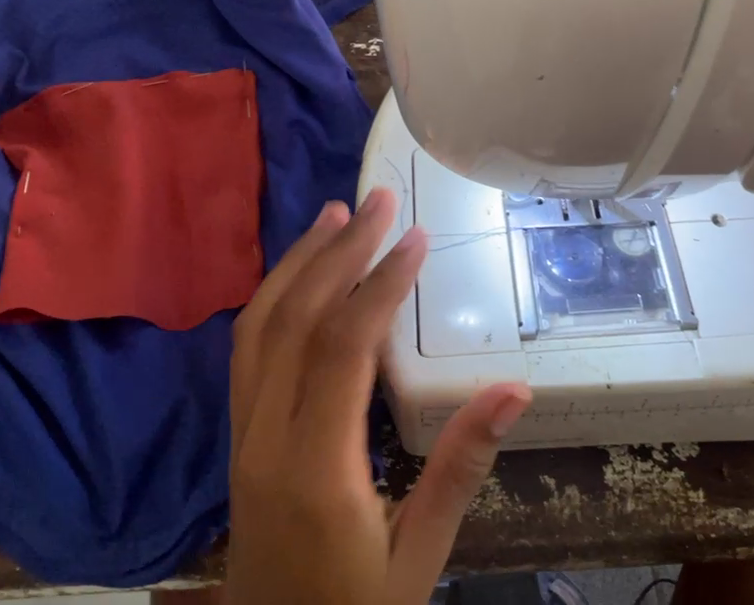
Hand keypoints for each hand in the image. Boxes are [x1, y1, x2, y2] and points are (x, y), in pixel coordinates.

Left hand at [223, 187, 532, 604]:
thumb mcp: (420, 554)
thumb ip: (460, 467)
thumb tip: (516, 390)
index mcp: (316, 468)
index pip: (342, 349)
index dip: (379, 285)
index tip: (415, 237)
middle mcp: (266, 440)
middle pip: (293, 322)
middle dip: (338, 252)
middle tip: (378, 200)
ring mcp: (242, 438)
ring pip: (258, 329)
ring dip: (298, 265)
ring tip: (335, 216)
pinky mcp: (238, 442)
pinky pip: (248, 353)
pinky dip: (274, 300)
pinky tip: (301, 278)